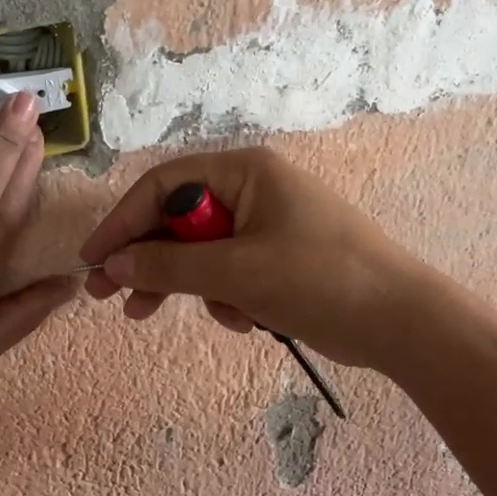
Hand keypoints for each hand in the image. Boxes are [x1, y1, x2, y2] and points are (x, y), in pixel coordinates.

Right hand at [78, 147, 430, 369]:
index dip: (122, 221)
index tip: (93, 259)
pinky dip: (222, 298)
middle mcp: (251, 191)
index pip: (162, 185)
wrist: (403, 323)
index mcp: (245, 172)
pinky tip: (241, 321)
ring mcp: (264, 227)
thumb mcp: (236, 272)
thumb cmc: (321, 280)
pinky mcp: (275, 261)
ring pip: (197, 252)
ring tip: (152, 315)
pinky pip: (225, 274)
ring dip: (182, 284)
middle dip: (145, 259)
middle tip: (109, 296)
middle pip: (175, 220)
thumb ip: (168, 265)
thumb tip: (112, 263)